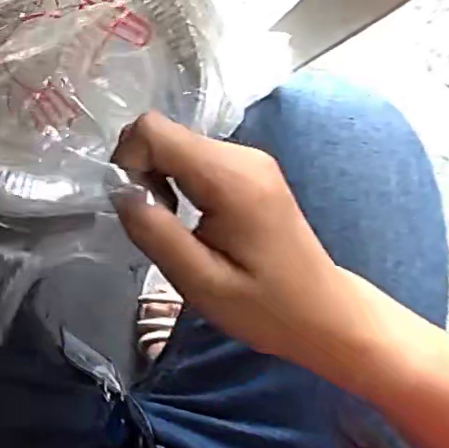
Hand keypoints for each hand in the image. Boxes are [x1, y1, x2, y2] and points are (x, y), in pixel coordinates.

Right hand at [109, 112, 410, 384]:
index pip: (152, 130)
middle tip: (156, 216)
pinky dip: (168, 177)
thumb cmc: (265, 307)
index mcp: (231, 179)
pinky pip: (183, 152)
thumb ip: (154, 231)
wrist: (327, 317)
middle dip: (139, 169)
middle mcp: (241, 155)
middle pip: (158, 132)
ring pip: (168, 141)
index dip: (129, 160)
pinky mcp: (242, 165)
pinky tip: (185, 211)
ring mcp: (245, 157)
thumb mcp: (199, 281)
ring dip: (153, 175)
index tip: (138, 202)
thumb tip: (120, 190)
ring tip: (172, 219)